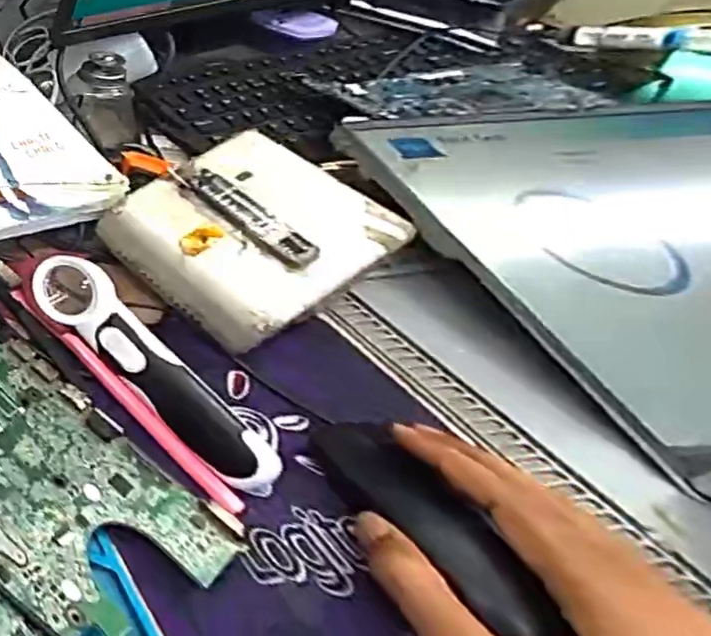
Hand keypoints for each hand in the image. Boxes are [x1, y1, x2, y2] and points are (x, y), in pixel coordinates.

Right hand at [354, 423, 710, 635]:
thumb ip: (429, 598)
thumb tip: (372, 524)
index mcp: (611, 598)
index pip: (514, 502)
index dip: (451, 461)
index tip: (399, 433)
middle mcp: (659, 598)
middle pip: (558, 507)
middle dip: (483, 464)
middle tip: (422, 438)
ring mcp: (686, 621)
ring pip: (594, 529)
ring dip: (521, 489)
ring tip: (469, 467)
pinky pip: (614, 555)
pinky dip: (559, 523)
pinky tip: (541, 529)